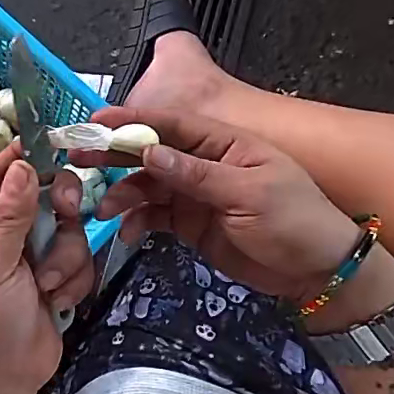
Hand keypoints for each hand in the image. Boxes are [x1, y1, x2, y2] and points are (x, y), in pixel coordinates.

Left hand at [0, 143, 92, 393]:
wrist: (3, 381)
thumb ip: (10, 216)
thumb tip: (22, 165)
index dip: (22, 157)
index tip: (49, 140)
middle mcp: (6, 234)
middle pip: (45, 196)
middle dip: (59, 209)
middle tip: (67, 211)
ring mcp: (35, 255)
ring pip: (69, 229)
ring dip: (64, 258)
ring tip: (47, 287)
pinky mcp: (59, 276)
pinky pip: (80, 258)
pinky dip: (73, 280)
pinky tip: (57, 302)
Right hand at [69, 106, 359, 302]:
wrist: (316, 272)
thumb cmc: (293, 220)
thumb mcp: (247, 193)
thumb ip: (195, 173)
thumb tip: (149, 151)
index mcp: (222, 142)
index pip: (170, 124)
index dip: (131, 121)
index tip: (95, 122)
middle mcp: (202, 162)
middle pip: (150, 151)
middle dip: (114, 154)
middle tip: (78, 159)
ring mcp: (193, 194)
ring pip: (146, 186)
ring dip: (122, 194)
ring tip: (102, 209)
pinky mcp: (188, 223)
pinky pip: (154, 216)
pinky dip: (137, 222)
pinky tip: (126, 233)